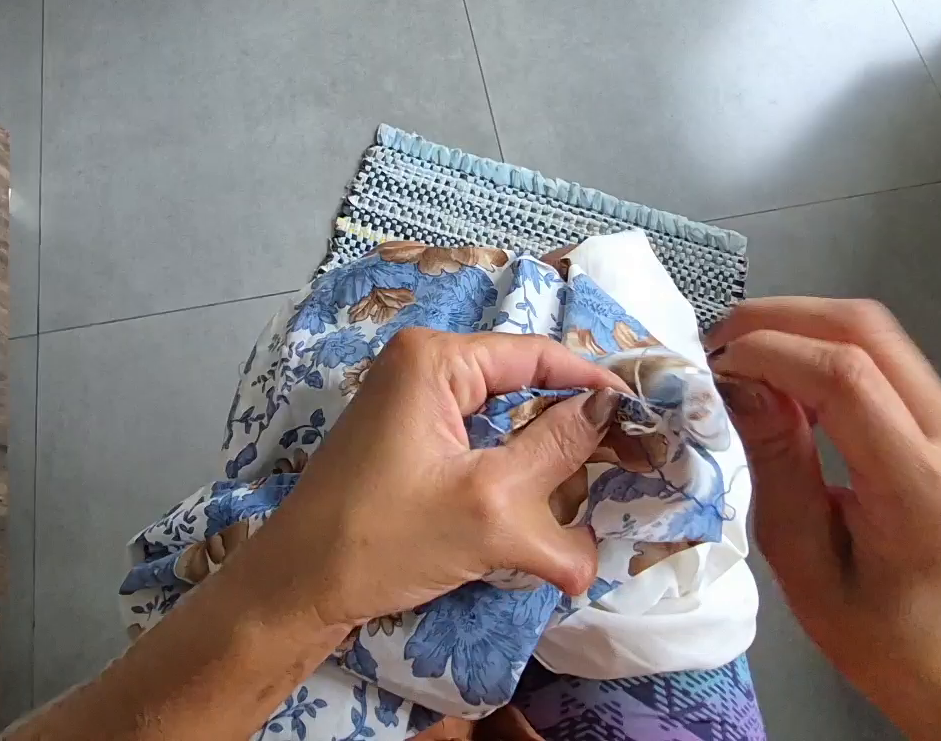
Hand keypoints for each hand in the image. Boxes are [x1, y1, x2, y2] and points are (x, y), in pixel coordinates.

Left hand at [241, 328, 625, 629]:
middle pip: (519, 383)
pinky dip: (511, 465)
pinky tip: (539, 496)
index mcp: (434, 358)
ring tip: (589, 485)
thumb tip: (609, 412)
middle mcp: (422, 365)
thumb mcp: (487, 501)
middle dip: (569, 425)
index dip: (592, 384)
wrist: (299, 587)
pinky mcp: (409, 436)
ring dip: (542, 453)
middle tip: (626, 458)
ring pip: (501, 415)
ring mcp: (412, 400)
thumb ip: (555, 450)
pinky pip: (477, 437)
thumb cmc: (385, 537)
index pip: (534, 354)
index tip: (641, 417)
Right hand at [707, 298, 940, 739]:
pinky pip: (881, 352)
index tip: (716, 366)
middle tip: (720, 343)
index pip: (846, 379)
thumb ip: (774, 459)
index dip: (770, 353)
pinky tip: (782, 372)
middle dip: (779, 319)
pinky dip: (818, 343)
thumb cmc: (871, 631)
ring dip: (797, 323)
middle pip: (867, 330)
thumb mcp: (798, 555)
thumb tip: (738, 379)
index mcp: (923, 493)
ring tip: (743, 352)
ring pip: (875, 329)